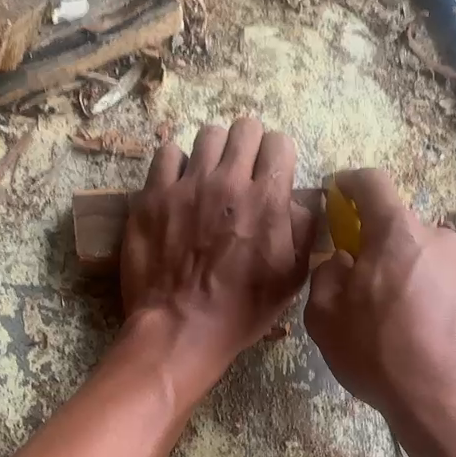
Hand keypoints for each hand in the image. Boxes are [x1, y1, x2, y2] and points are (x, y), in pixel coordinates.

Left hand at [121, 118, 315, 385]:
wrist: (180, 329)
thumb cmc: (240, 310)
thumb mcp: (291, 278)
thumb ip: (302, 230)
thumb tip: (298, 202)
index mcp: (267, 200)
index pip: (279, 142)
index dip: (278, 157)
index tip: (271, 174)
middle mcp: (228, 182)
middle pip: (245, 128)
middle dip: (249, 145)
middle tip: (243, 170)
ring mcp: (187, 185)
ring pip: (207, 135)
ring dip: (214, 151)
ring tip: (210, 176)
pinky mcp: (153, 195)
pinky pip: (167, 153)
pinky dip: (176, 164)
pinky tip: (179, 185)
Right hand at [305, 169, 455, 428]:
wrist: (450, 401)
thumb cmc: (379, 351)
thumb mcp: (325, 316)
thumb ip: (326, 276)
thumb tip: (340, 263)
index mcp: (397, 232)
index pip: (372, 183)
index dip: (349, 183)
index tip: (336, 192)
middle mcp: (436, 241)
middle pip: (398, 227)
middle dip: (373, 243)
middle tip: (353, 277)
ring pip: (419, 259)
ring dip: (398, 274)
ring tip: (381, 317)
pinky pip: (437, 288)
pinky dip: (420, 299)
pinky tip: (409, 337)